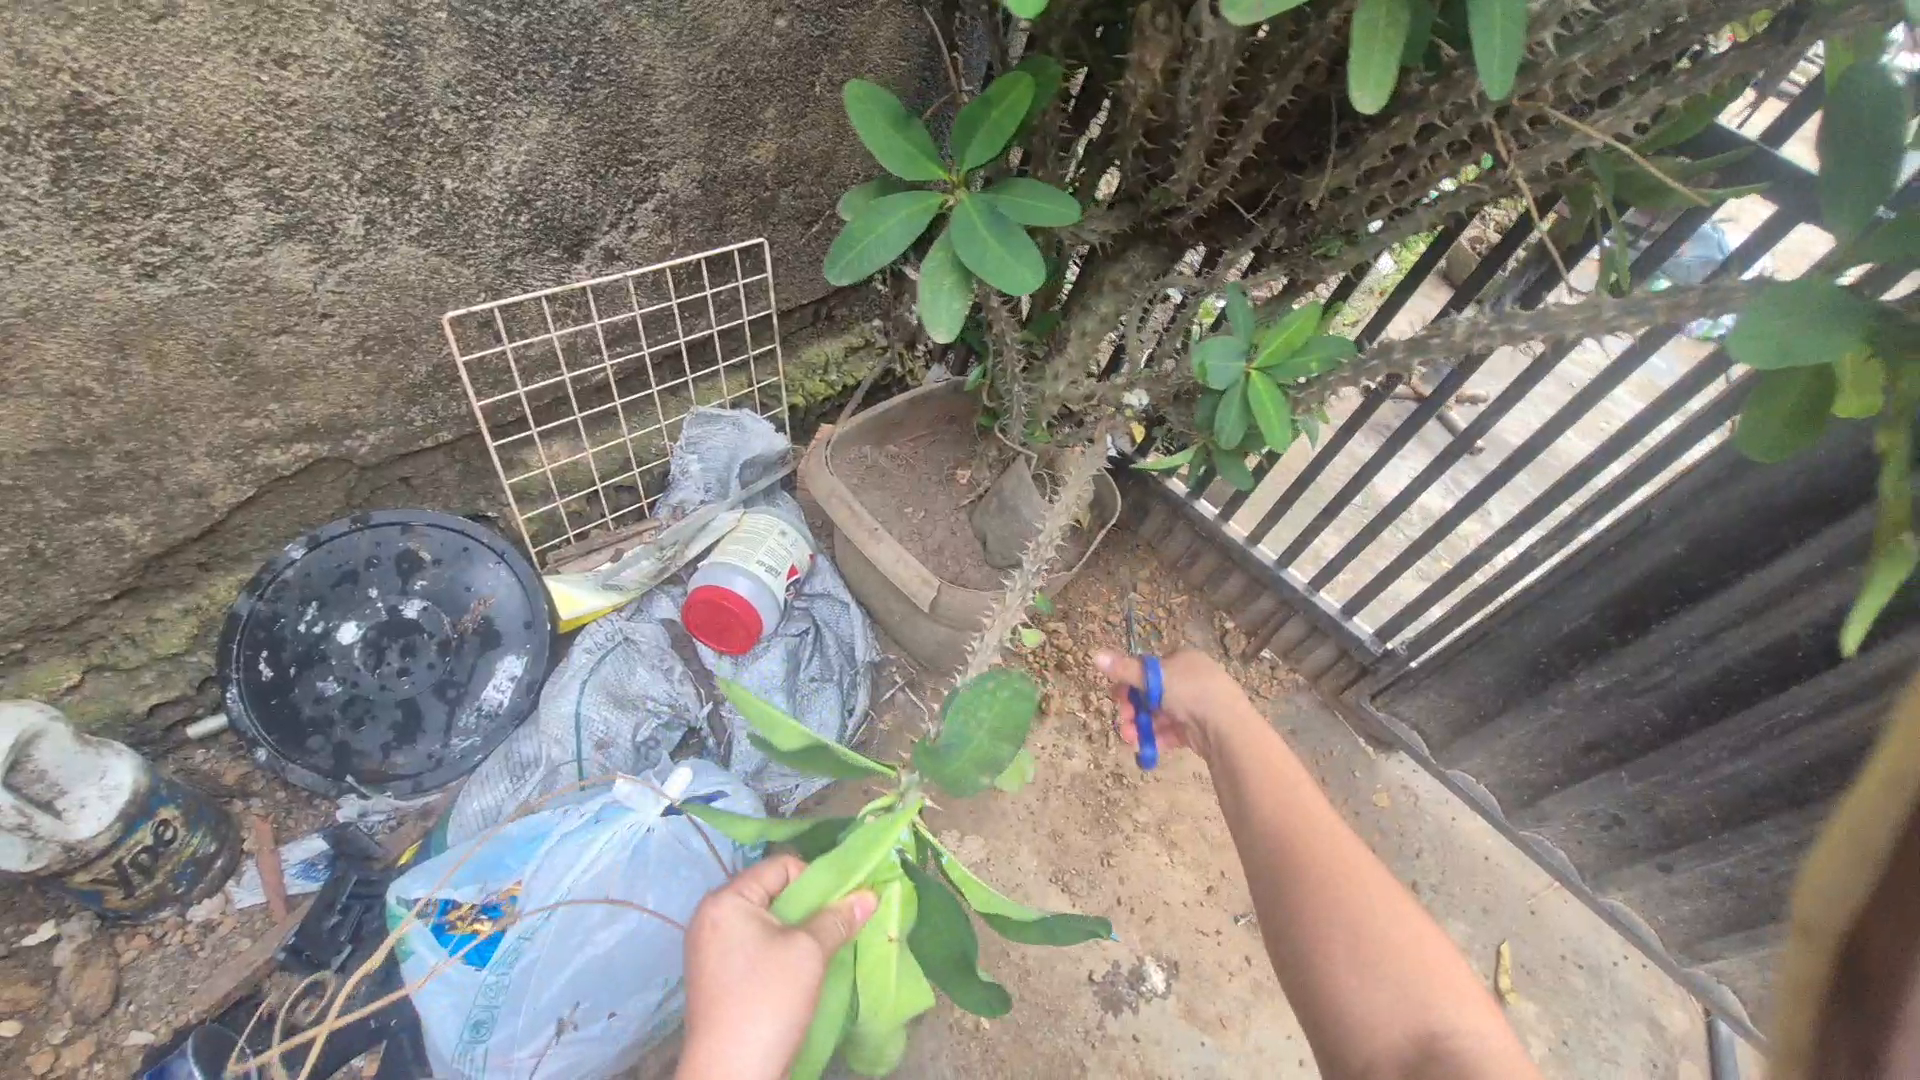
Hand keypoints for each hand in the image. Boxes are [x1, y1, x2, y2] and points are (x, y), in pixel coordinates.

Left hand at [677, 855, 877, 1079]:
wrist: (730, 1079)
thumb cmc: (768, 1002)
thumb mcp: (809, 952)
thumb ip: (838, 917)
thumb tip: (870, 895)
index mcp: (726, 900)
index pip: (781, 866)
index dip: (815, 880)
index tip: (837, 909)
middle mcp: (711, 917)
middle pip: (772, 892)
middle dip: (808, 907)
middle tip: (834, 928)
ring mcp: (710, 950)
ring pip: (766, 923)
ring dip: (797, 931)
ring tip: (821, 951)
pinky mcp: (716, 978)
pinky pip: (755, 947)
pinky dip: (780, 952)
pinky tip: (800, 972)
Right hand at [1093, 647, 1259, 763]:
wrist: (1227, 726)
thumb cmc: (1190, 692)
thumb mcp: (1153, 678)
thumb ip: (1124, 670)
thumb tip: (1094, 654)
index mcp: (1183, 659)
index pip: (1150, 669)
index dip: (1130, 683)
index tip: (1116, 697)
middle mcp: (1191, 679)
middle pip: (1153, 694)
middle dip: (1133, 709)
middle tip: (1122, 721)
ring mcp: (1197, 705)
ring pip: (1161, 715)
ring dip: (1142, 726)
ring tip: (1130, 737)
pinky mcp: (1200, 728)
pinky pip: (1173, 731)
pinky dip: (1158, 738)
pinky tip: (1146, 747)